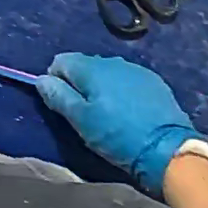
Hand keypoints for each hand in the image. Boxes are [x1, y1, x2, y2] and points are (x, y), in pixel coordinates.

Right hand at [37, 52, 196, 194]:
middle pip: (84, 65)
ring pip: (106, 72)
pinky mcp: (152, 80)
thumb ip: (59, 97)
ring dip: (100, 88)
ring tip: (106, 114)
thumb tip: (42, 79)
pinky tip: (127, 111)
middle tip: (83, 114)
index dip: (56, 80)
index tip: (62, 104)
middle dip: (78, 84)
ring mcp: (135, 69)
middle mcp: (112, 61)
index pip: (61, 61)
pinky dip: (121, 91)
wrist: (165, 146)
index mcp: (92, 68)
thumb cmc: (117, 135)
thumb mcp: (81, 121)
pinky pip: (127, 80)